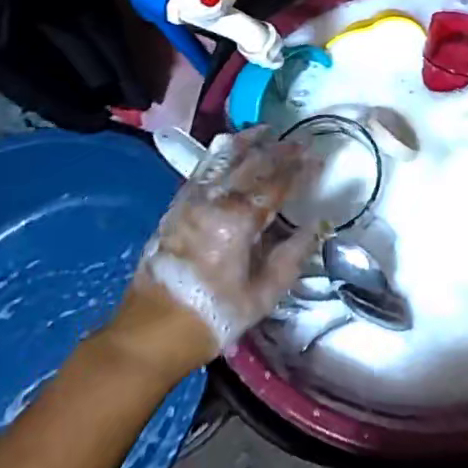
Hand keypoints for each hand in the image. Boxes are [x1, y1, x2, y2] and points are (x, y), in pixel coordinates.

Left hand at [117, 129, 322, 373]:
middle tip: (301, 143)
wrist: (148, 336)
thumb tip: (317, 224)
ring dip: (248, 142)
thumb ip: (294, 254)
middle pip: (253, 164)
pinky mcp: (175, 209)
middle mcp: (215, 202)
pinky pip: (202, 170)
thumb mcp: (264, 294)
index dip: (301, 168)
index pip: (278, 182)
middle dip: (280, 150)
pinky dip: (220, 155)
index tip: (319, 159)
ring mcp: (191, 202)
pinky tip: (229, 150)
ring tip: (267, 131)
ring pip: (223, 159)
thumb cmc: (213, 316)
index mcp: (239, 221)